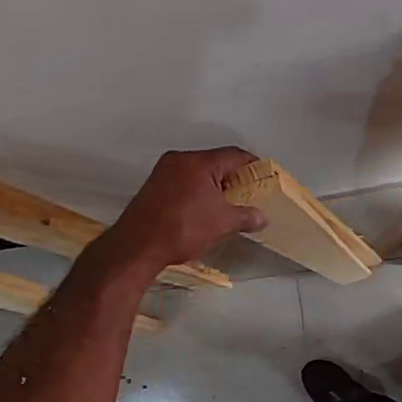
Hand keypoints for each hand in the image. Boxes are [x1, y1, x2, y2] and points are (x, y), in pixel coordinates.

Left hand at [101, 147, 266, 274]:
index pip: (234, 155)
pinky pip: (182, 182)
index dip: (252, 165)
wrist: (138, 246)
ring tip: (226, 206)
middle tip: (247, 194)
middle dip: (233, 178)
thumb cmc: (183, 229)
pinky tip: (202, 211)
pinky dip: (196, 192)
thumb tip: (262, 217)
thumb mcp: (223, 223)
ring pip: (197, 173)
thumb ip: (247, 217)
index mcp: (198, 162)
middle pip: (214, 162)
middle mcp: (179, 160)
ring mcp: (162, 172)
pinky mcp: (152, 187)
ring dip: (213, 186)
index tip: (263, 177)